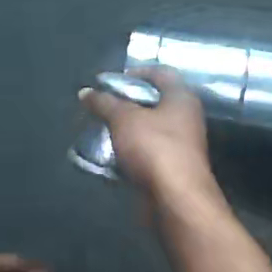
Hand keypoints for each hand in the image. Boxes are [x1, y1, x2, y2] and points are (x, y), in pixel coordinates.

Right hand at [79, 66, 215, 199]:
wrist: (175, 200)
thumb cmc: (154, 148)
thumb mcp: (123, 118)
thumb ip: (104, 103)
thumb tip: (86, 91)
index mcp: (181, 98)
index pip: (162, 73)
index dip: (136, 72)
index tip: (111, 81)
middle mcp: (185, 119)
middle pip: (154, 103)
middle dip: (126, 104)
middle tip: (101, 106)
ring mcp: (179, 147)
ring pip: (148, 131)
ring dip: (124, 131)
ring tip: (99, 130)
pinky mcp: (170, 170)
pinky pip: (145, 155)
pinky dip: (127, 155)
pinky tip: (106, 157)